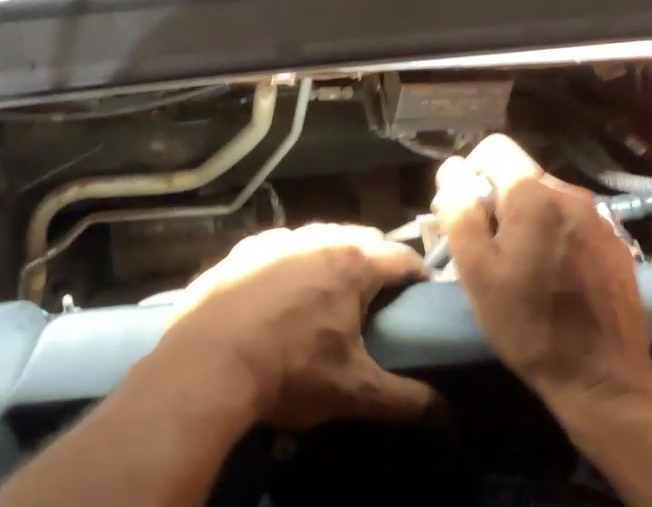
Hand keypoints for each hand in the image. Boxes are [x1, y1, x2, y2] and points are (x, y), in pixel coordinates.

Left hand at [154, 223, 441, 429]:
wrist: (206, 365)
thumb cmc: (291, 371)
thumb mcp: (355, 392)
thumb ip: (407, 400)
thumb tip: (446, 413)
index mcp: (351, 263)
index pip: (400, 256)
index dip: (418, 275)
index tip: (422, 296)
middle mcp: (314, 239)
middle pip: (358, 239)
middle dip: (374, 261)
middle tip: (378, 297)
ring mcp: (272, 241)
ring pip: (315, 240)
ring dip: (329, 259)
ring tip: (330, 294)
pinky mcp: (239, 252)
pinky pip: (276, 252)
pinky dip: (288, 266)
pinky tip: (279, 295)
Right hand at [431, 134, 651, 406]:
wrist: (602, 378)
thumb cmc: (528, 323)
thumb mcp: (475, 270)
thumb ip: (459, 210)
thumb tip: (451, 171)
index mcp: (535, 195)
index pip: (494, 148)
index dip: (470, 173)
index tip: (466, 214)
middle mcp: (572, 195)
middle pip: (521, 178)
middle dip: (497, 203)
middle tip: (487, 252)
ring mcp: (600, 220)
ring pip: (547, 202)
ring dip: (527, 223)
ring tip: (520, 270)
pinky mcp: (616, 245)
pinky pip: (572, 224)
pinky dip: (555, 238)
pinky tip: (554, 280)